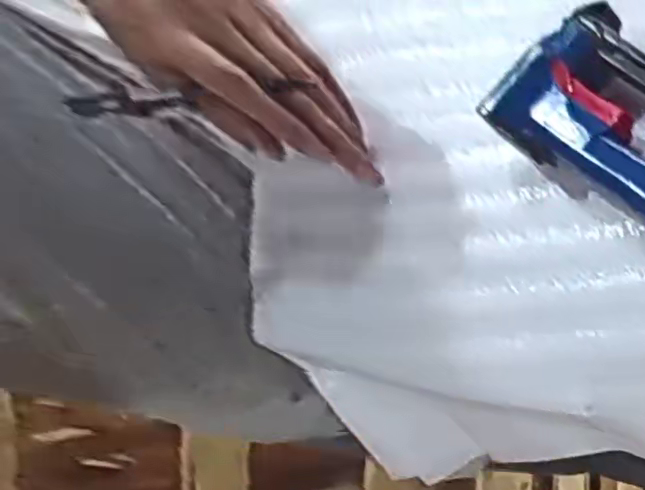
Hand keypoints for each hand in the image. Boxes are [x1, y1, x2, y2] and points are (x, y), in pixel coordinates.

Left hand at [88, 0, 380, 182]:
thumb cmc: (130, 12)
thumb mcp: (153, 66)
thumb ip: (213, 109)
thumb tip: (268, 148)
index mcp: (182, 44)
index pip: (248, 93)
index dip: (290, 128)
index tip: (326, 159)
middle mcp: (219, 28)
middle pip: (291, 91)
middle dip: (335, 137)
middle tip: (366, 170)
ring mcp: (245, 15)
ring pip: (307, 76)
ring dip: (343, 119)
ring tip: (365, 150)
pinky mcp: (264, 8)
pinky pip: (308, 54)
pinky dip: (336, 90)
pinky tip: (350, 115)